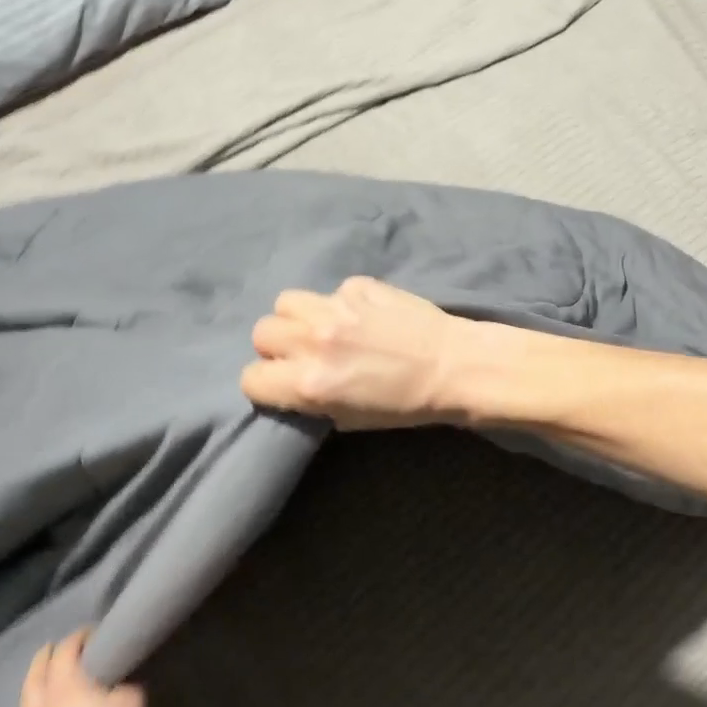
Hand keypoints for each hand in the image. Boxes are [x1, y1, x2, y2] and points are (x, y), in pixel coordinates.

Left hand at [19, 629, 143, 706]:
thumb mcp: (129, 702)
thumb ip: (120, 680)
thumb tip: (116, 674)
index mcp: (65, 686)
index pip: (65, 650)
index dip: (78, 636)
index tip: (93, 631)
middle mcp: (42, 703)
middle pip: (36, 672)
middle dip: (46, 655)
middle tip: (57, 644)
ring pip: (26, 695)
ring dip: (35, 678)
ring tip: (46, 671)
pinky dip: (32, 701)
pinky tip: (41, 703)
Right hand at [241, 276, 471, 429]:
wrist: (456, 367)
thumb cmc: (407, 405)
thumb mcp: (350, 419)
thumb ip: (312, 400)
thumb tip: (293, 384)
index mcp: (310, 383)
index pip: (251, 377)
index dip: (266, 384)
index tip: (283, 384)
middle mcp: (315, 341)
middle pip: (262, 332)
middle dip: (278, 347)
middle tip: (305, 355)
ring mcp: (337, 307)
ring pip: (287, 302)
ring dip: (299, 317)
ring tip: (324, 328)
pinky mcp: (361, 286)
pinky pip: (333, 291)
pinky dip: (342, 303)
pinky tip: (366, 316)